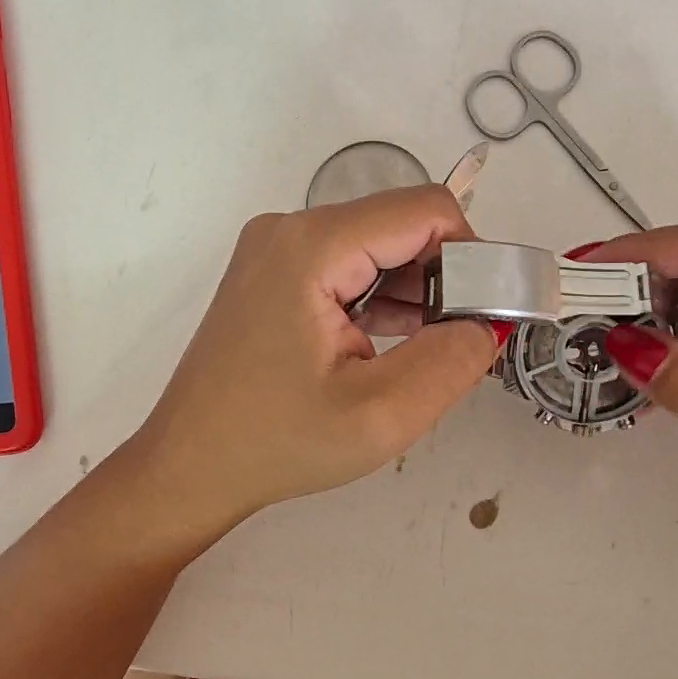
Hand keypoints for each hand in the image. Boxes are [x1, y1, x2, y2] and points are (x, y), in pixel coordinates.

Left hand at [129, 186, 499, 523]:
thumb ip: (453, 360)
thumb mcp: (381, 415)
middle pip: (397, 226)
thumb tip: (488, 323)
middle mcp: (286, 231)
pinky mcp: (267, 278)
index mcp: (310, 247)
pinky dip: (375, 301)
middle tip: (449, 349)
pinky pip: (342, 270)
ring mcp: (271, 253)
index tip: (482, 318)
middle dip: (441, 279)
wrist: (189, 467)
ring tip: (415, 357)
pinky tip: (383, 350)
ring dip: (410, 295)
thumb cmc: (275, 445)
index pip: (425, 211)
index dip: (473, 257)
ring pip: (372, 248)